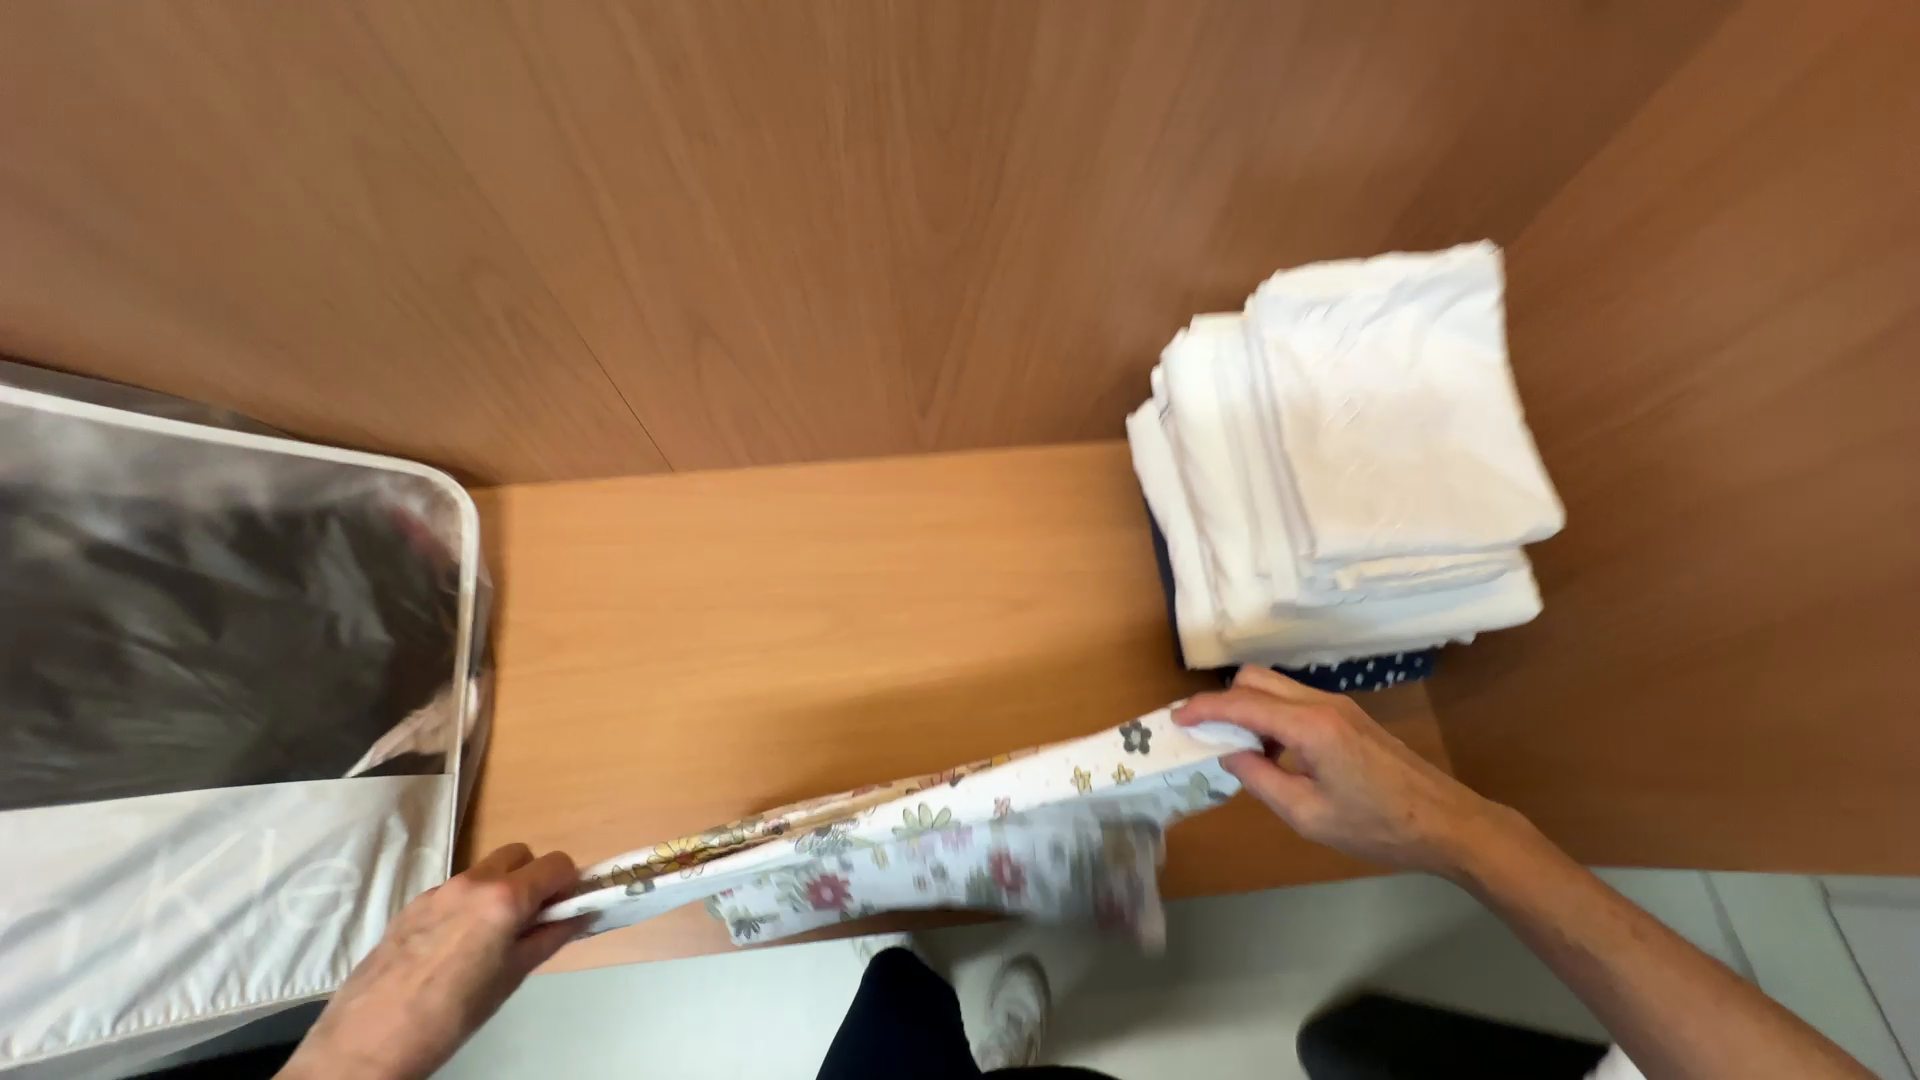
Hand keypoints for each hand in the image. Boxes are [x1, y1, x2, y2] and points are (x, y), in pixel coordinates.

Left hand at [279, 844, 583, 1079]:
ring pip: (485, 870)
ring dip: (500, 888)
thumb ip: (550, 937)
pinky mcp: (409, 907)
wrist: (362, 1049)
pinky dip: (467, 903)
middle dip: (534, 877)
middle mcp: (473, 882)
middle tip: (531, 918)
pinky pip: (454, 890)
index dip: (569, 884)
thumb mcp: (511, 979)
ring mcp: (437, 892)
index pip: (558, 864)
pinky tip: (453, 946)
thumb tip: (582, 914)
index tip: (566, 909)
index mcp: (505, 897)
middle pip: (520, 854)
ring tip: (490, 935)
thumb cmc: (450, 1017)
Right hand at [1175, 667, 1526, 878]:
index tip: (1176, 720)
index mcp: (1309, 727)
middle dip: (1223, 700)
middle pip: (1254, 678)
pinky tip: (1276, 751)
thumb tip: (1229, 753)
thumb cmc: (1378, 827)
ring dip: (1248, 706)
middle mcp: (1321, 703)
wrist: (1450, 823)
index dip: (1203, 709)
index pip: (1241, 703)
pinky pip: (1294, 699)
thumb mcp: (1308, 816)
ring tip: (1242, 748)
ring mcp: (1338, 705)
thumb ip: (1259, 779)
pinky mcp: (1348, 714)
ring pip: (1274, 685)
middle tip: (1208, 735)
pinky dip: (1271, 713)